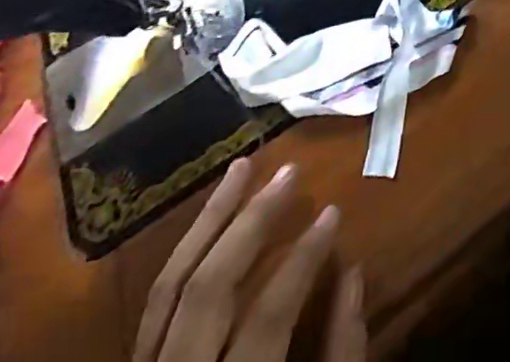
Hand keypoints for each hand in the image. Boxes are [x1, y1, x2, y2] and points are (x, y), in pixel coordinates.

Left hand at [134, 161, 364, 361]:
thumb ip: (341, 359)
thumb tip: (354, 275)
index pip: (266, 319)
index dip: (304, 261)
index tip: (334, 213)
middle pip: (206, 292)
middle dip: (251, 223)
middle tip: (290, 173)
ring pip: (167, 288)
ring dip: (208, 221)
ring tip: (242, 168)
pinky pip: (155, 304)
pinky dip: (186, 253)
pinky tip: (211, 218)